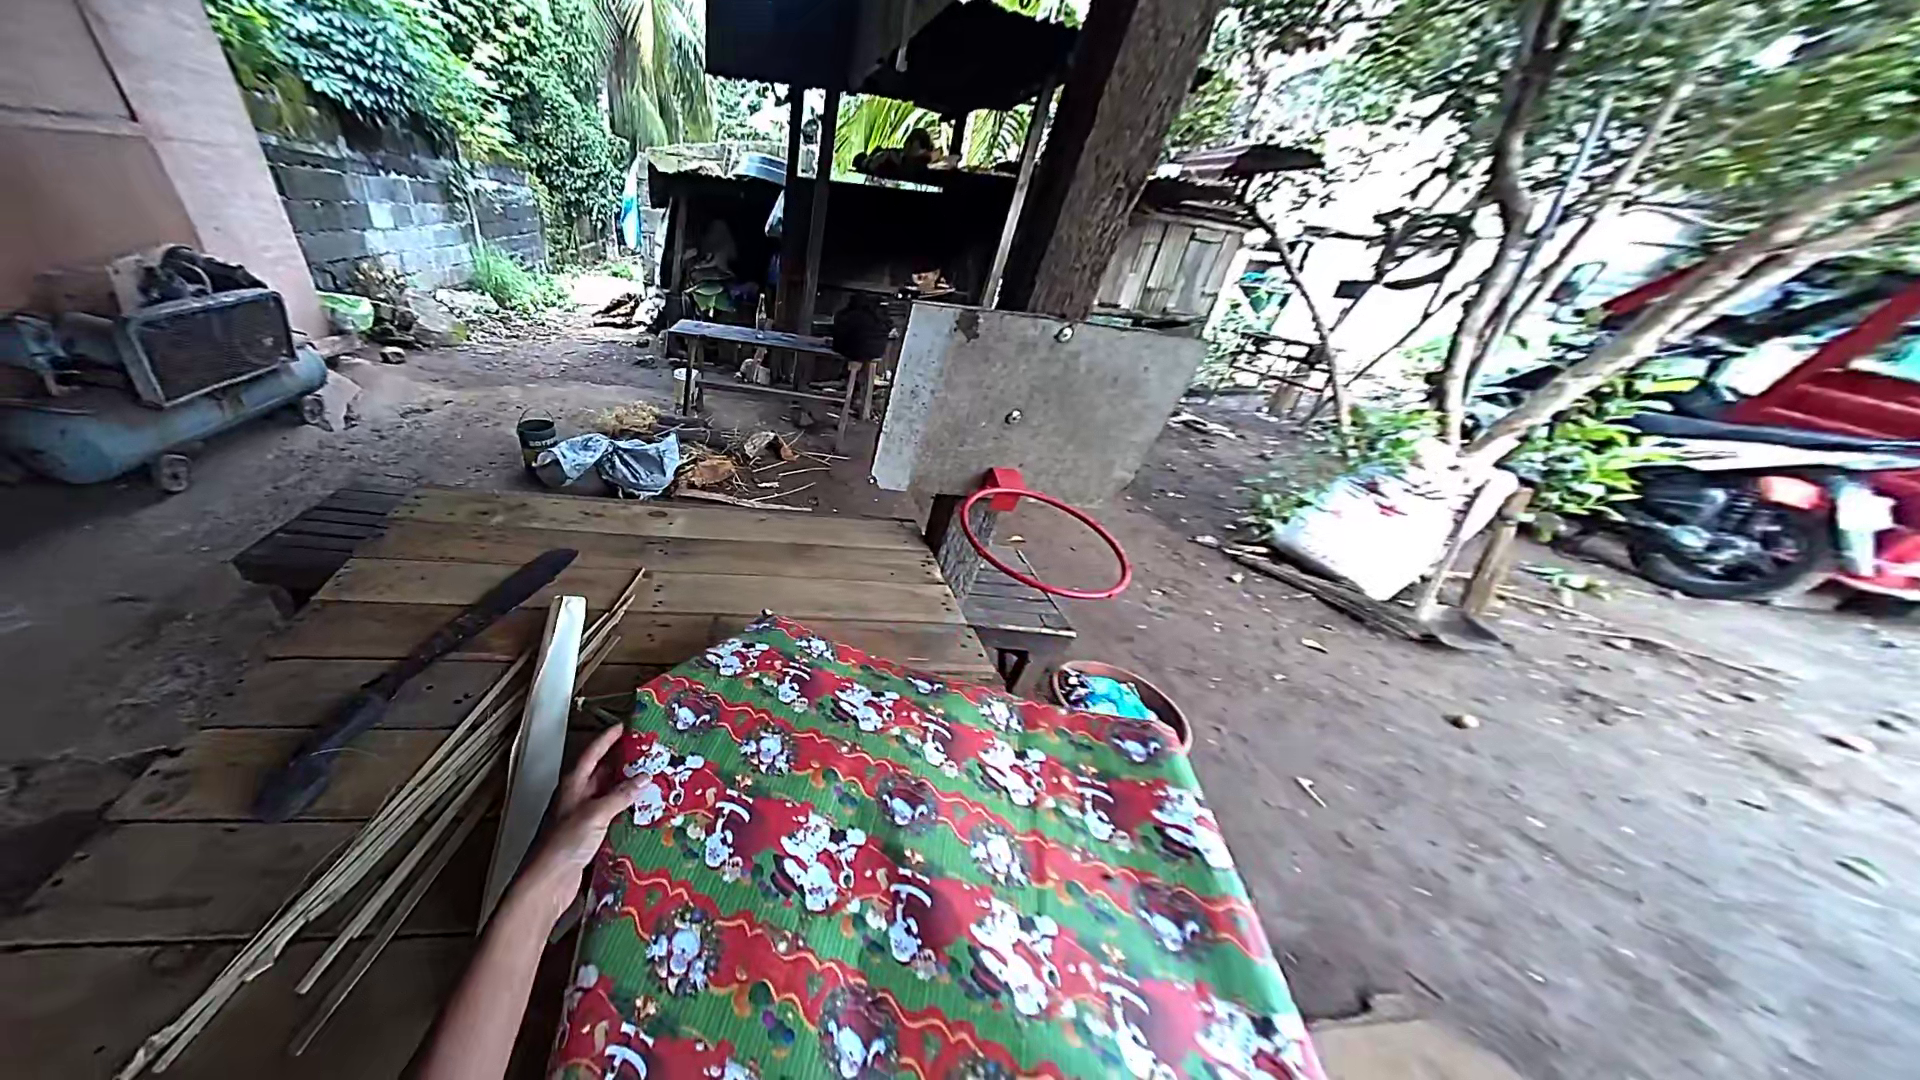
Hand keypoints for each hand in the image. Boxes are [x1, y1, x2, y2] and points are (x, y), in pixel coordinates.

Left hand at [507, 724, 642, 923]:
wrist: (546, 885)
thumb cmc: (561, 845)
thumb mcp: (596, 813)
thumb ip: (621, 794)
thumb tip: (644, 777)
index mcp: (572, 785)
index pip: (592, 753)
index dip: (607, 738)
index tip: (624, 727)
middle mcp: (576, 797)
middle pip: (601, 772)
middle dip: (623, 761)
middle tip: (646, 752)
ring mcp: (581, 816)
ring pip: (609, 793)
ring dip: (627, 786)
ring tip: (651, 778)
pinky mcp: (588, 835)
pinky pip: (612, 813)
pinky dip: (627, 808)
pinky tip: (642, 809)